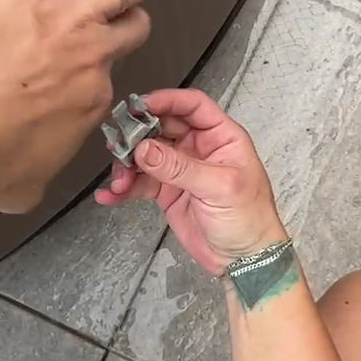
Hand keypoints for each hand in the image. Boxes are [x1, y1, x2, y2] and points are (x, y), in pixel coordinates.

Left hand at [0, 0, 150, 212]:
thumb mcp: (21, 190)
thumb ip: (42, 174)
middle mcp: (92, 56)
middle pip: (133, 23)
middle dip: (117, 17)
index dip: (90, 63)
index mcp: (90, 100)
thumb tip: (37, 175)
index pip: (110, 71)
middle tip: (82, 14)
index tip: (61, 62)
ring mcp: (69, 15)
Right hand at [94, 88, 287, 273]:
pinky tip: (111, 194)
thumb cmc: (249, 219)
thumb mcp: (218, 188)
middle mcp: (200, 149)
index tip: (140, 106)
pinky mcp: (167, 192)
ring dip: (128, 164)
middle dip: (138, 134)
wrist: (244, 259)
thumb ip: (179, 167)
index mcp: (221, 138)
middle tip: (120, 143)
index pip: (193, 107)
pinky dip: (124, 188)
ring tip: (119, 180)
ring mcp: (181, 170)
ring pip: (146, 155)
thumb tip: (145, 148)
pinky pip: (141, 183)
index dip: (167, 101)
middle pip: (162, 127)